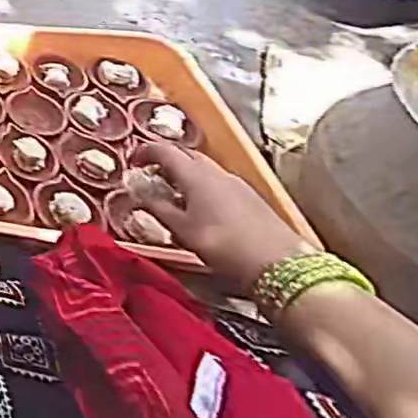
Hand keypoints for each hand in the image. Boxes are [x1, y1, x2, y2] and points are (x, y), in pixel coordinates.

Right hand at [131, 142, 312, 290]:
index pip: (162, 149)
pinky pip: (220, 182)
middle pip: (185, 154)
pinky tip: (204, 207)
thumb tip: (138, 194)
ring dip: (186, 174)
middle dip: (166, 161)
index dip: (143, 152)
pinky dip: (205, 186)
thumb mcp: (182, 229)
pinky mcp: (254, 199)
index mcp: (193, 173)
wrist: (285, 268)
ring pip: (204, 168)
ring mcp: (238, 184)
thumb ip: (157, 207)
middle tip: (153, 176)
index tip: (132, 162)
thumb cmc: (223, 244)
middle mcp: (215, 172)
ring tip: (176, 193)